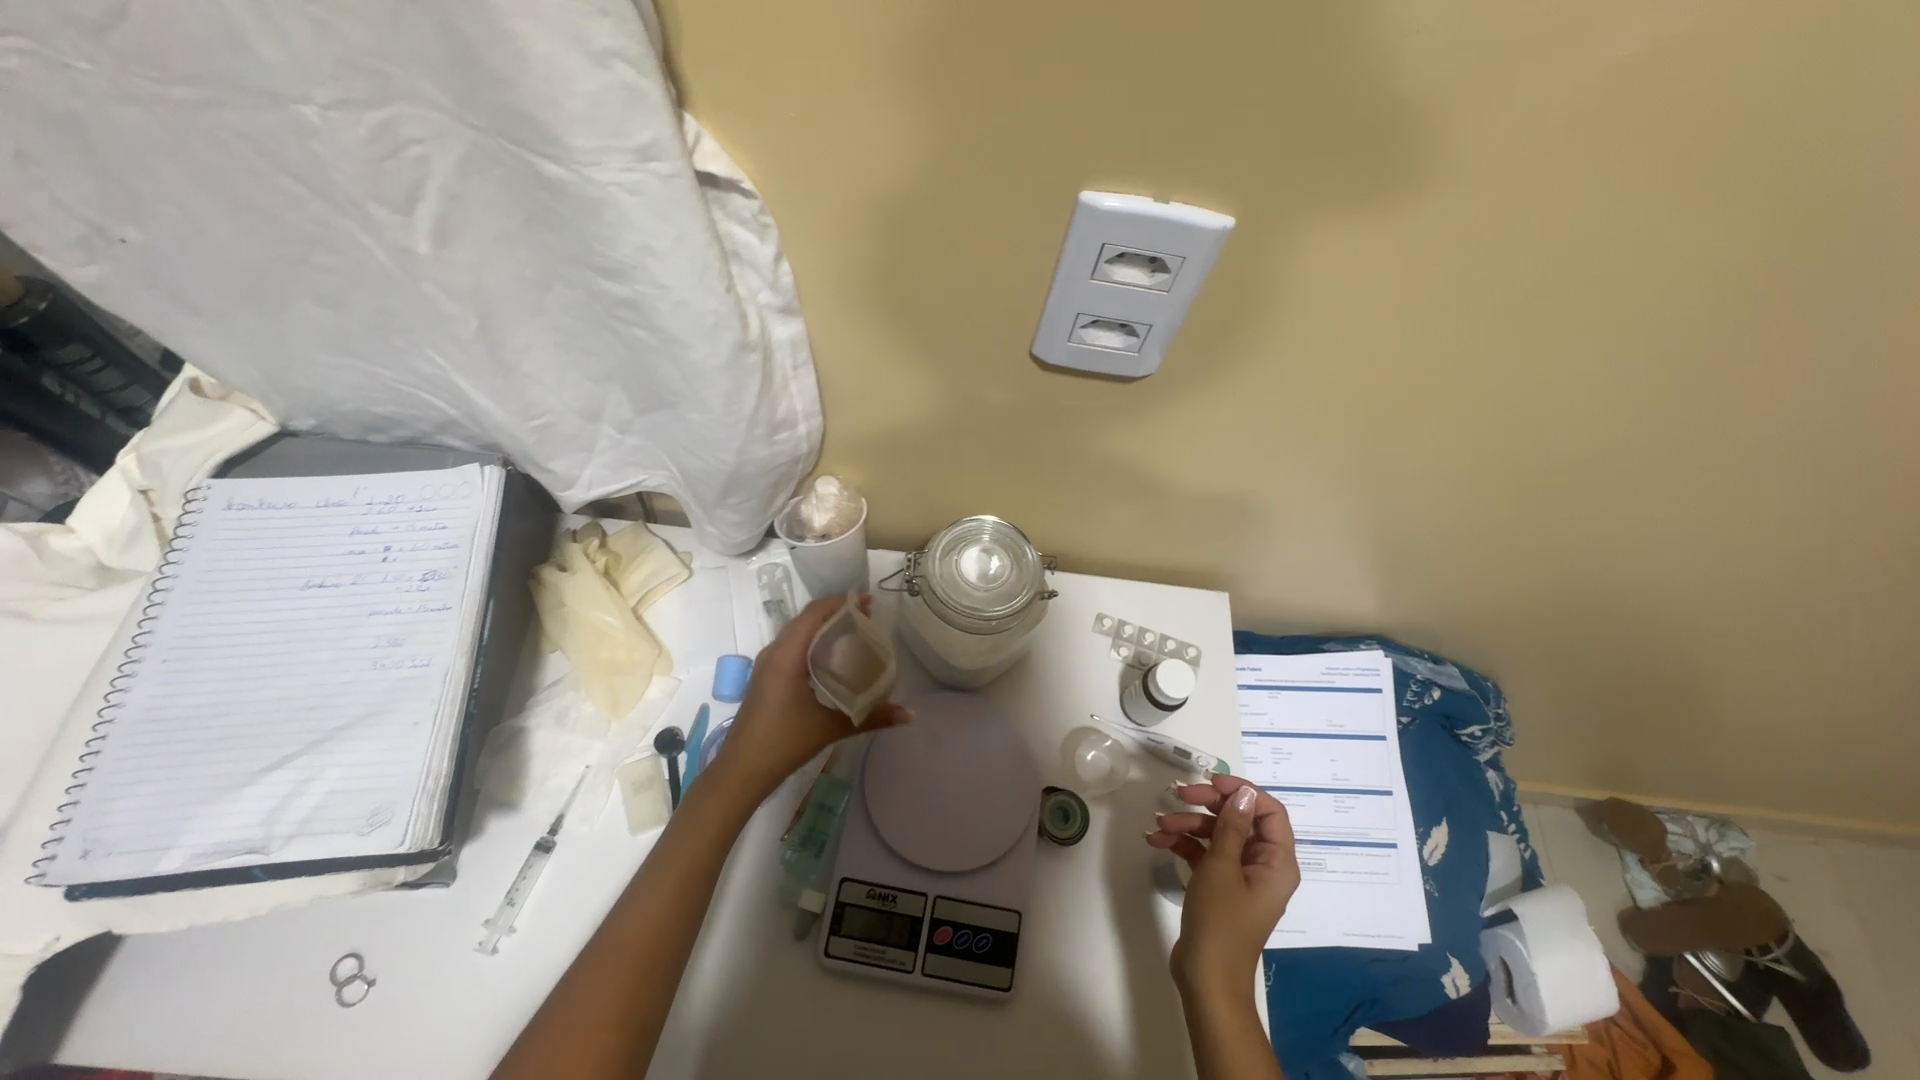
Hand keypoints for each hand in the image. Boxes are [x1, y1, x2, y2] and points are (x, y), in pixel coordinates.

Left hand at [713, 593, 910, 799]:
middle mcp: (773, 653)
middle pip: (805, 620)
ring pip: (796, 635)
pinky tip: (829, 660)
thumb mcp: (830, 727)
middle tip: (866, 618)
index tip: (867, 602)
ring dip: (821, 629)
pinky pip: (790, 649)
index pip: (813, 614)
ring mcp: (766, 666)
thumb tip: (910, 715)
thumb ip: (871, 717)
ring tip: (852, 634)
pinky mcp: (765, 679)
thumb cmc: (783, 742)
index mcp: (787, 655)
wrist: (742, 769)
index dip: (840, 603)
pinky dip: (811, 645)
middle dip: (834, 614)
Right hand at [1146, 774, 1300, 998]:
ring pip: (1218, 835)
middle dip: (1208, 805)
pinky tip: (1157, 839)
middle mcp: (1263, 865)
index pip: (1269, 811)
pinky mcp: (1219, 886)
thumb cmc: (1220, 922)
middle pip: (1240, 819)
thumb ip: (1232, 826)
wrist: (1206, 978)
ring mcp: (1240, 876)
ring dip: (1188, 825)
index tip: (1210, 781)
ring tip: (1159, 823)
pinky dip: (1183, 845)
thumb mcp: (1222, 868)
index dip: (1242, 791)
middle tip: (1178, 795)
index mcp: (1277, 862)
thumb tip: (1243, 792)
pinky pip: (1204, 854)